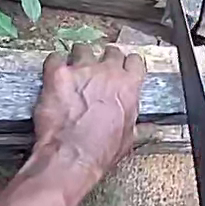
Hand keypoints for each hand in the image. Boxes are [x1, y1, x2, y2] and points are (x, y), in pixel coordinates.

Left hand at [30, 43, 146, 184]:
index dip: (127, 65)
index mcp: (128, 86)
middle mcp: (107, 72)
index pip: (134, 61)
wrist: (72, 156)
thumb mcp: (129, 139)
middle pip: (110, 51)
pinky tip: (53, 74)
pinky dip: (54, 64)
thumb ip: (139, 126)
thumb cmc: (100, 150)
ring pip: (82, 49)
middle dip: (104, 59)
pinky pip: (55, 58)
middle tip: (97, 70)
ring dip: (78, 58)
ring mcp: (82, 70)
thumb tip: (151, 129)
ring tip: (73, 69)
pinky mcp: (58, 74)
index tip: (122, 69)